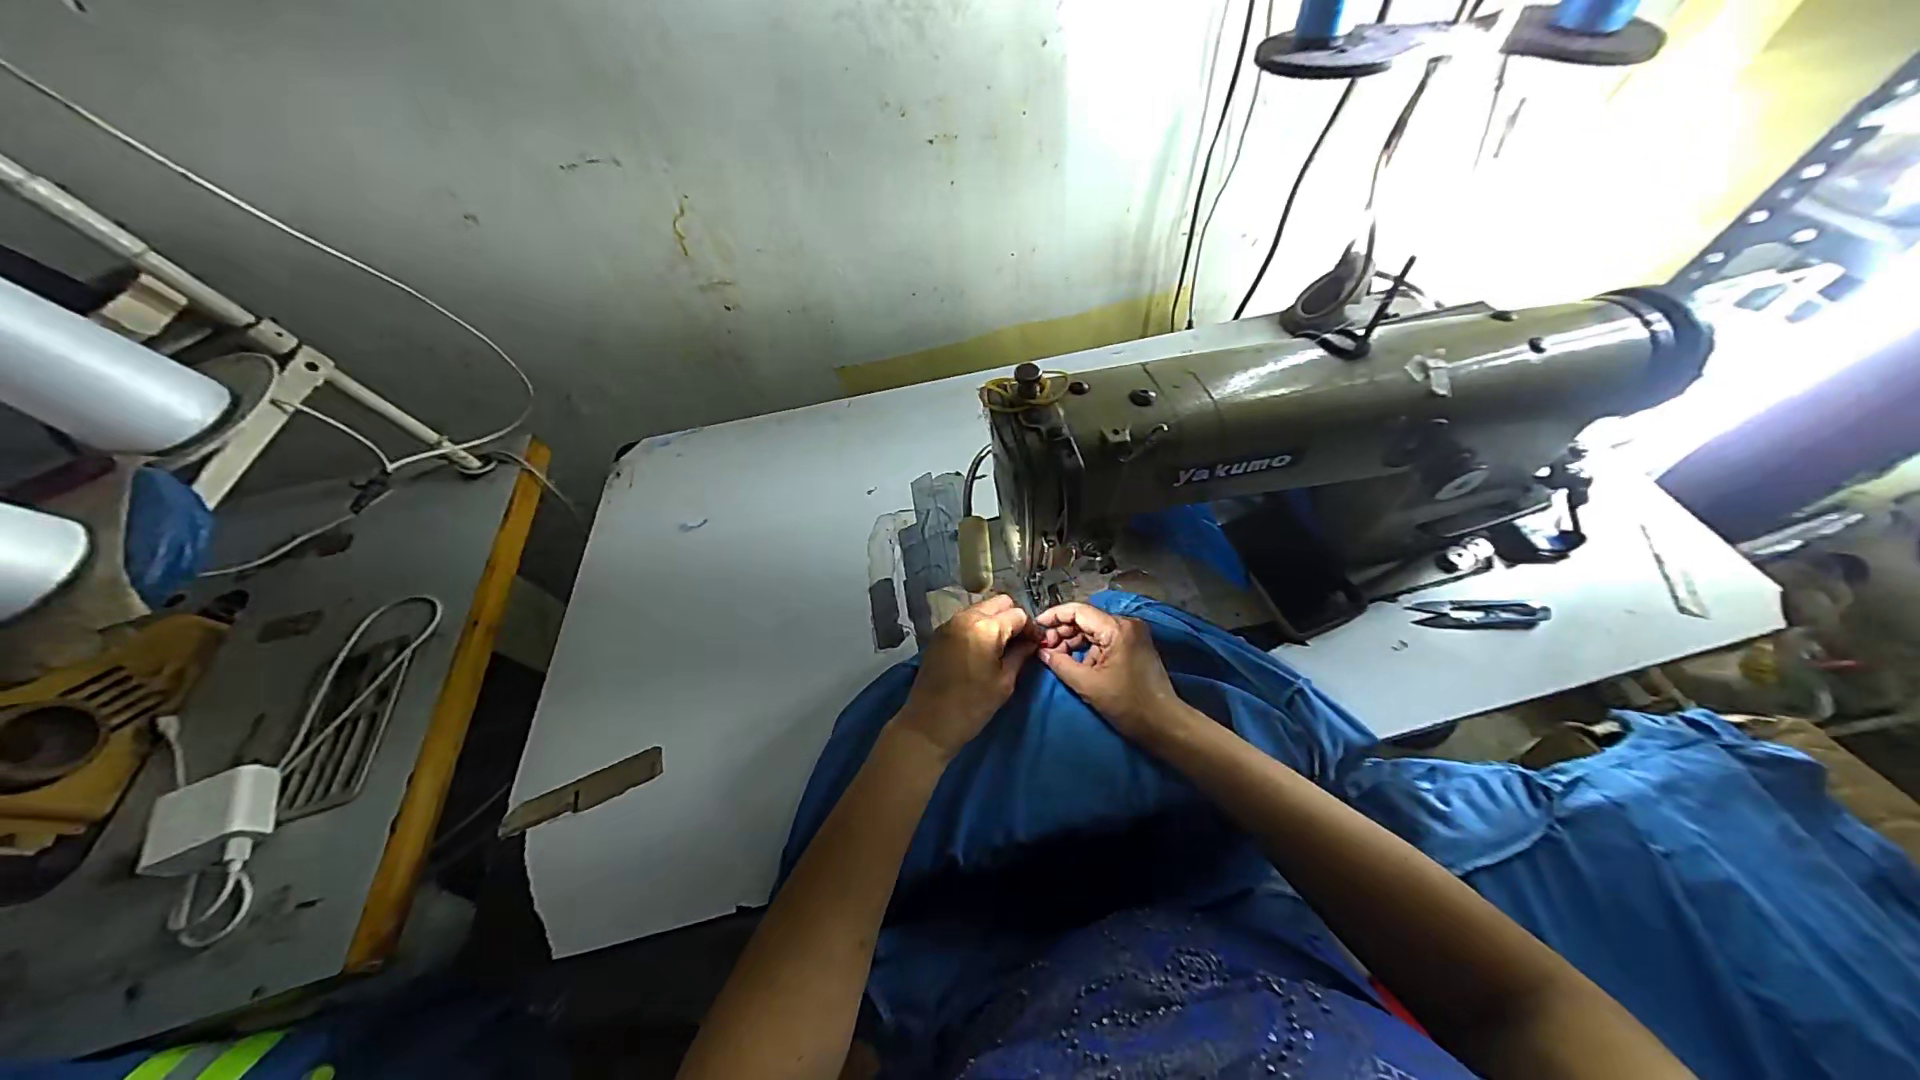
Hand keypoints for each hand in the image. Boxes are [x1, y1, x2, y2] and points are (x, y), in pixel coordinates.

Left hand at [895, 594, 1038, 758]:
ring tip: (1002, 645)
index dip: (1031, 628)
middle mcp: (966, 617)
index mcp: (985, 628)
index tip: (1036, 643)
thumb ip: (1020, 654)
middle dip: (1013, 617)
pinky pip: (966, 618)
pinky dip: (979, 625)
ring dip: (995, 620)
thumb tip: (1032, 641)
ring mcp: (950, 623)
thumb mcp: (1004, 682)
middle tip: (1020, 641)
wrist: (929, 722)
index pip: (1018, 614)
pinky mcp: (940, 633)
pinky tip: (983, 647)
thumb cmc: (972, 706)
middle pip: (999, 603)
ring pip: (982, 608)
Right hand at [1036, 603, 1185, 744]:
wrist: (1163, 723)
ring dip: (1073, 640)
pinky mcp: (1133, 645)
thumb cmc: (1127, 704)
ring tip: (1056, 656)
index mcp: (1117, 628)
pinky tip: (1073, 661)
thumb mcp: (1087, 684)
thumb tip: (1042, 651)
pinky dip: (1086, 648)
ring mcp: (1132, 634)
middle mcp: (1126, 624)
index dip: (1054, 616)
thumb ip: (1060, 664)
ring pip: (1093, 629)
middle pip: (1085, 619)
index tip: (1036, 627)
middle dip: (1062, 631)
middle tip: (1045, 648)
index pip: (1078, 611)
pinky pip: (1103, 639)